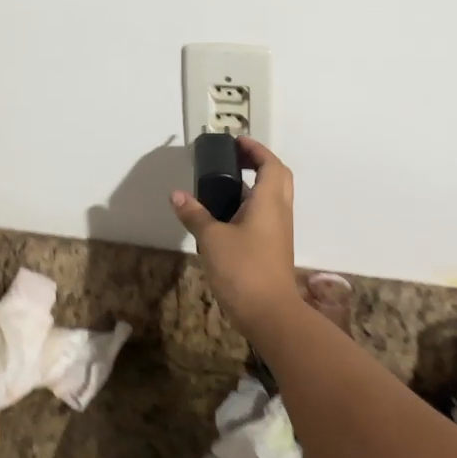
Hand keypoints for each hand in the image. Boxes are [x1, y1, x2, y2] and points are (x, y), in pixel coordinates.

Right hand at [171, 136, 299, 337]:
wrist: (270, 315)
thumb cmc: (243, 269)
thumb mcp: (211, 239)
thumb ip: (194, 214)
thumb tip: (177, 195)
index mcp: (269, 201)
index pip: (270, 164)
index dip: (255, 149)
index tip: (236, 142)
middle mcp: (279, 212)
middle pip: (277, 177)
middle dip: (258, 163)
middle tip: (233, 160)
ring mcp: (279, 232)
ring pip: (272, 198)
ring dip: (253, 186)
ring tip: (223, 185)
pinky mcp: (273, 249)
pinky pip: (266, 216)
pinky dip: (250, 206)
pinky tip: (226, 217)